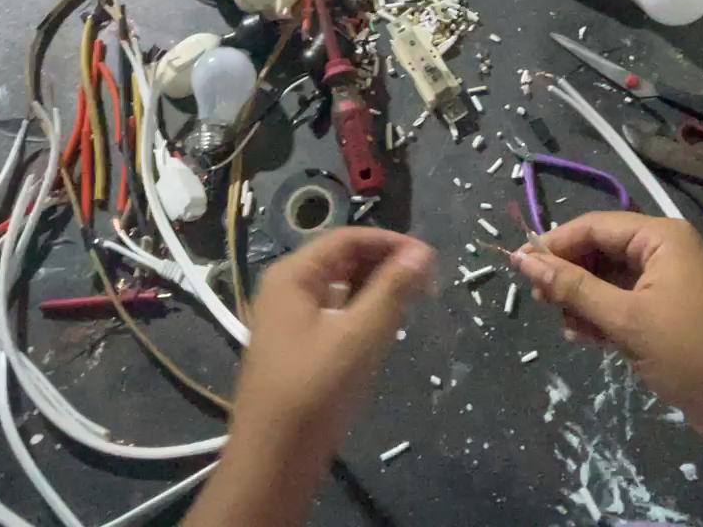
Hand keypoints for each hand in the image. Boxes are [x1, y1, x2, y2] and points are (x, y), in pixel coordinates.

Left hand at [229, 227, 434, 458]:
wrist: (272, 463)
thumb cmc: (314, 391)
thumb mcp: (359, 336)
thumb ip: (392, 290)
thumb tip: (422, 251)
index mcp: (292, 275)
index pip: (347, 238)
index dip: (390, 242)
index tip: (429, 258)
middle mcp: (287, 288)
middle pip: (343, 259)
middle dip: (385, 265)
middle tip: (426, 282)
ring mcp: (289, 318)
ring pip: (341, 287)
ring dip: (377, 289)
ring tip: (412, 302)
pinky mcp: (298, 345)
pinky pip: (335, 312)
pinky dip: (363, 312)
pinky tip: (385, 328)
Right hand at [511, 211, 702, 445]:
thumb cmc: (692, 355)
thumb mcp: (626, 320)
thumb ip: (572, 287)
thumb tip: (522, 259)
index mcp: (660, 237)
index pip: (593, 226)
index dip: (554, 244)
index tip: (519, 266)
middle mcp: (663, 249)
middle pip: (599, 249)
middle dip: (569, 275)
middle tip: (542, 302)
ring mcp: (666, 279)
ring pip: (606, 277)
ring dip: (583, 299)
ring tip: (568, 327)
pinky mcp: (666, 308)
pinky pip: (621, 299)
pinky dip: (601, 314)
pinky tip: (585, 337)